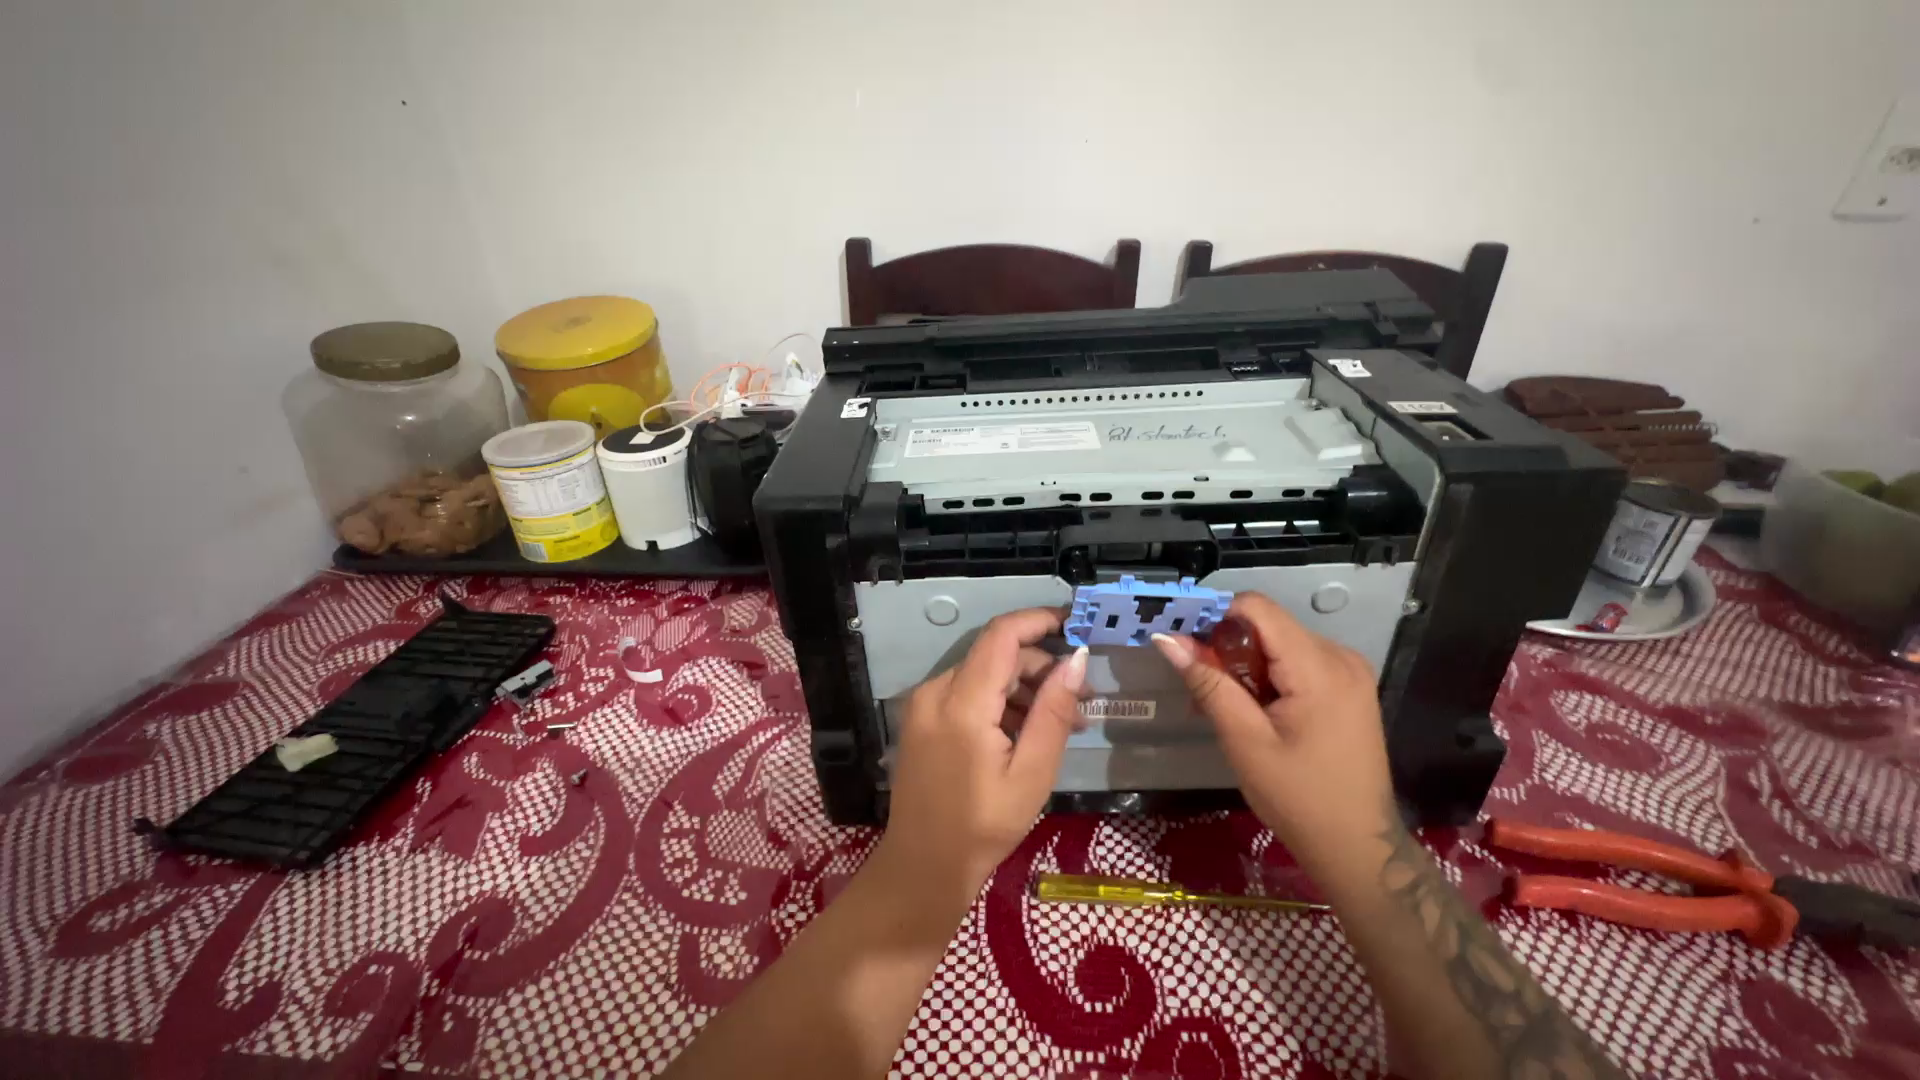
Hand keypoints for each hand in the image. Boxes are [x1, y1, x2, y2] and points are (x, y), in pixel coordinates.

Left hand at [877, 609, 1087, 897]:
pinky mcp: (921, 719)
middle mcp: (934, 692)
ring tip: (1062, 723)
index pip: (1001, 635)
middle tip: (1082, 700)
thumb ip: (1053, 712)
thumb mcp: (1031, 773)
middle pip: (995, 656)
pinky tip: (1026, 732)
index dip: (1039, 620)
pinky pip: (966, 693)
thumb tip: (1076, 658)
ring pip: (983, 674)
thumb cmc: (983, 826)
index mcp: (960, 704)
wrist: (922, 867)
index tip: (1075, 624)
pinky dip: (999, 703)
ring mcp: (923, 705)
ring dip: (1023, 688)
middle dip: (1041, 668)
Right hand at [1151, 593, 1394, 870]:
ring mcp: (1349, 672)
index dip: (1215, 620)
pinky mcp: (1348, 688)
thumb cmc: (1298, 798)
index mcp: (1320, 667)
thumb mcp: (1245, 741)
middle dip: (1228, 651)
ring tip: (1227, 711)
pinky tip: (1256, 714)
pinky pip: (1297, 663)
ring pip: (1279, 644)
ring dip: (1245, 666)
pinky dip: (1268, 678)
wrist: (1357, 847)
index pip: (1257, 608)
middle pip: (1268, 626)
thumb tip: (1167, 640)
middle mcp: (1340, 656)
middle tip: (1203, 695)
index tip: (1188, 651)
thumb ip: (1208, 683)